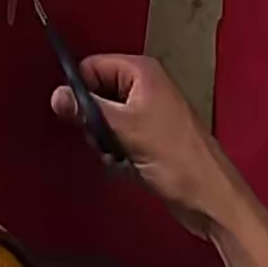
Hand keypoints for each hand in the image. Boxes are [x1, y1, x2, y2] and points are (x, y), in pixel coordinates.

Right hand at [50, 54, 241, 238]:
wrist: (211, 200)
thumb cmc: (176, 156)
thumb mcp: (125, 129)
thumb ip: (88, 110)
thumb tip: (56, 96)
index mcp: (140, 71)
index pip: (93, 66)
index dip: (80, 88)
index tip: (73, 112)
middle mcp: (143, 85)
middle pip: (97, 91)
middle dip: (93, 117)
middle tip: (99, 137)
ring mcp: (146, 111)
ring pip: (105, 116)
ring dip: (103, 137)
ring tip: (114, 153)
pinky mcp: (147, 136)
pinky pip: (117, 134)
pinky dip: (114, 149)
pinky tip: (122, 163)